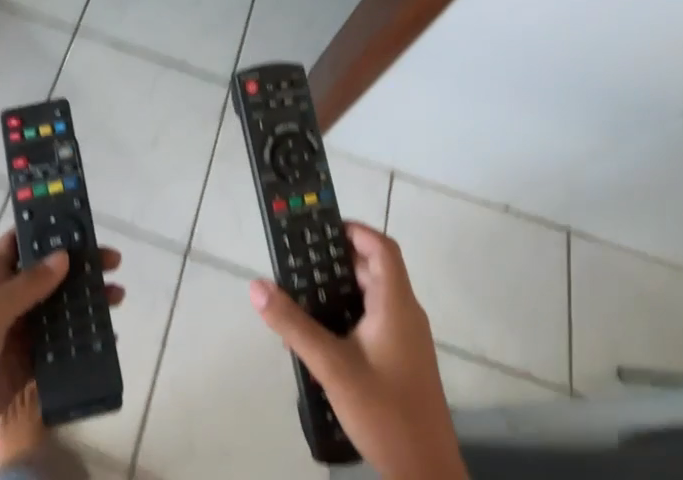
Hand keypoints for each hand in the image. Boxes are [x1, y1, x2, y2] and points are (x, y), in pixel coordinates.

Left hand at [0, 231, 123, 477]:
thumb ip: (24, 289)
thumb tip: (63, 256)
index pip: (17, 246)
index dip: (45, 232)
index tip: (80, 224)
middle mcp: (4, 306)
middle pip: (46, 278)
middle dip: (77, 268)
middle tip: (113, 263)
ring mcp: (14, 340)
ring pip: (56, 314)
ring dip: (83, 305)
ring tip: (116, 298)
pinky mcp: (22, 371)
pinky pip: (57, 352)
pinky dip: (80, 344)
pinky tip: (105, 339)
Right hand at [249, 222, 466, 479]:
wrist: (425, 470)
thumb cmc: (384, 409)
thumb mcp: (332, 366)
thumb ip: (293, 325)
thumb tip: (257, 286)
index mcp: (396, 305)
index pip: (382, 248)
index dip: (355, 230)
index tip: (320, 226)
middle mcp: (405, 314)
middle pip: (375, 270)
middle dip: (337, 259)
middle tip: (298, 258)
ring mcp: (406, 338)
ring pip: (373, 296)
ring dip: (341, 287)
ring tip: (301, 289)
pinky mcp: (401, 359)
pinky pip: (374, 319)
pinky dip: (348, 311)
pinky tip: (320, 330)